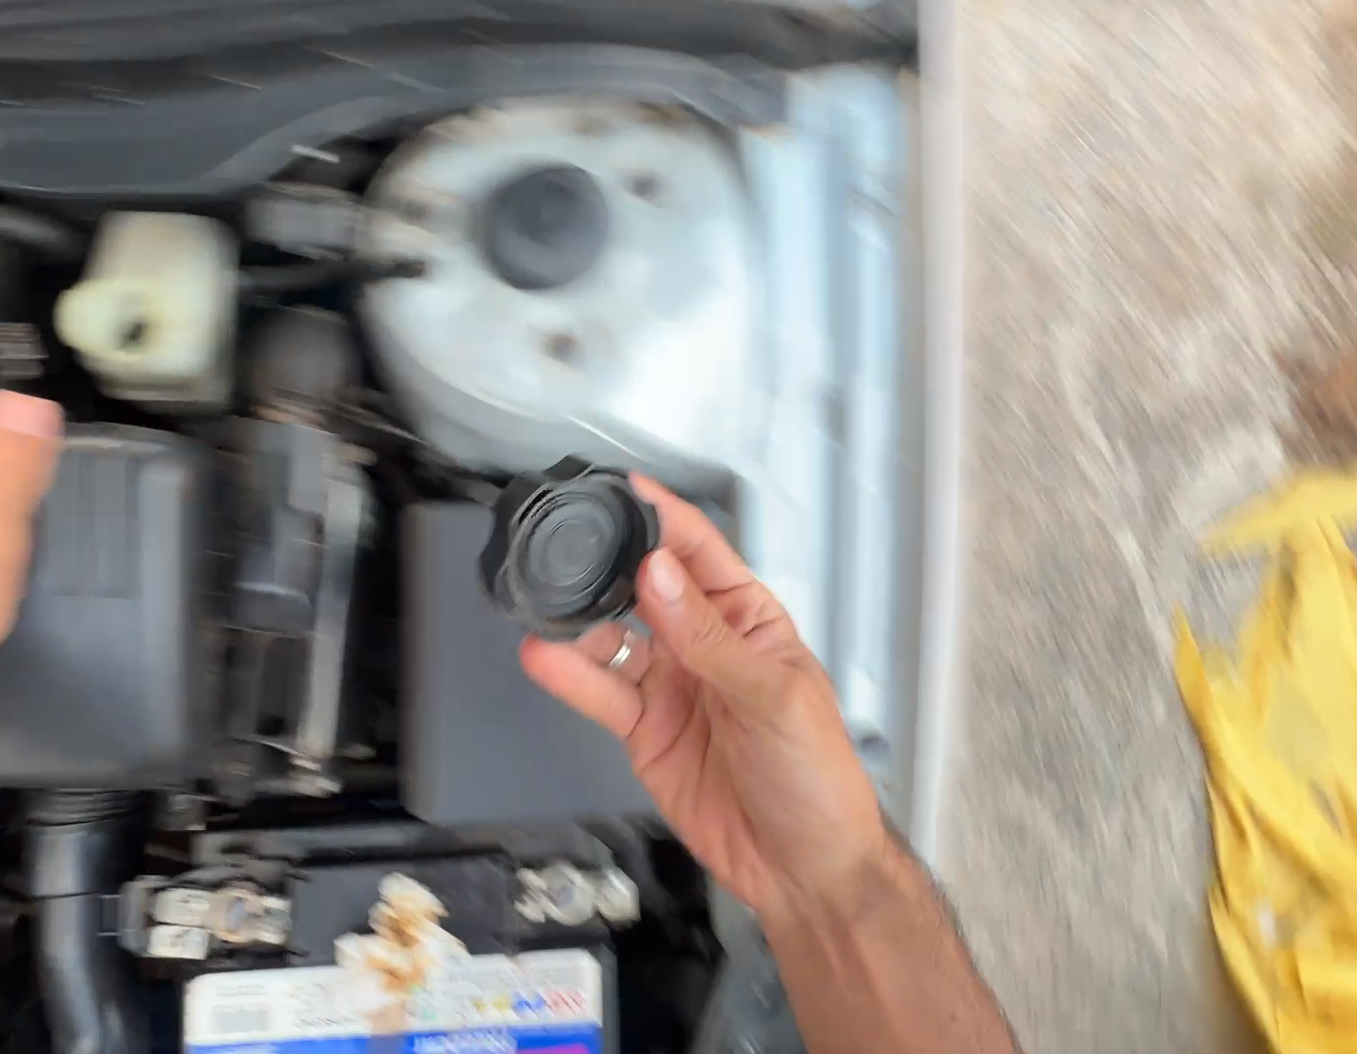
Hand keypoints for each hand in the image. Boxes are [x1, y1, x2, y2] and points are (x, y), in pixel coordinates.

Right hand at [520, 476, 887, 919]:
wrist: (800, 868)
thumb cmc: (814, 774)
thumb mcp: (771, 696)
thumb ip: (707, 637)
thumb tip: (656, 572)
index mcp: (744, 618)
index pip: (698, 551)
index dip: (662, 516)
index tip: (625, 488)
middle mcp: (699, 641)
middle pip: (643, 587)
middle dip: (608, 563)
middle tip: (567, 542)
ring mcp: (667, 682)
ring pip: (611, 637)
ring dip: (577, 621)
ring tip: (543, 603)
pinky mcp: (640, 724)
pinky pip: (598, 690)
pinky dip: (568, 674)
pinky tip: (544, 656)